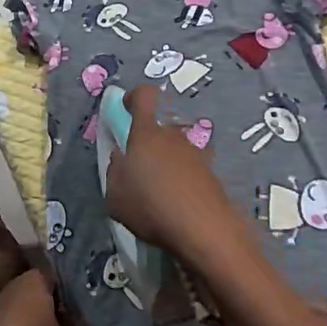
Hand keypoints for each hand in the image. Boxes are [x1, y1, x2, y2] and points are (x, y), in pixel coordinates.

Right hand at [104, 85, 239, 255]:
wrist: (203, 229)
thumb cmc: (150, 206)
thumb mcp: (115, 195)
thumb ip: (115, 171)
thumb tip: (121, 158)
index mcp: (146, 134)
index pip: (145, 96)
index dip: (135, 97)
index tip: (127, 108)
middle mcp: (173, 137)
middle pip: (158, 130)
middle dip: (148, 146)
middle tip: (139, 174)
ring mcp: (195, 154)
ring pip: (174, 151)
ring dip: (165, 166)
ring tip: (158, 197)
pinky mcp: (211, 173)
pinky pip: (189, 170)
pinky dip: (181, 182)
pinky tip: (176, 207)